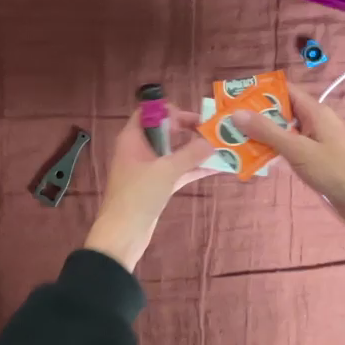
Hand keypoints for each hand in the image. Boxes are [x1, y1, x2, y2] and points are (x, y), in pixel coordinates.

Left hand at [83, 107, 218, 270]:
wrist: (123, 233)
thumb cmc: (139, 195)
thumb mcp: (167, 170)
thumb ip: (191, 153)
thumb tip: (212, 140)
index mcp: (132, 138)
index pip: (149, 112)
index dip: (170, 111)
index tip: (194, 118)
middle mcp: (138, 149)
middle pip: (164, 131)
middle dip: (188, 130)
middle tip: (213, 132)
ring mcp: (147, 168)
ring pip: (173, 152)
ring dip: (194, 150)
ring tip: (221, 146)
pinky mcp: (156, 186)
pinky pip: (176, 170)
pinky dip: (193, 168)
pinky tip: (216, 166)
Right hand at [231, 92, 344, 225]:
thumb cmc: (335, 171)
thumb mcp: (298, 150)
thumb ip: (267, 132)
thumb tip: (237, 113)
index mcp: (315, 112)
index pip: (284, 91)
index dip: (260, 91)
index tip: (234, 98)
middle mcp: (315, 122)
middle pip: (281, 111)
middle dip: (255, 116)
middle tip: (227, 122)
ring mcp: (315, 141)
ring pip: (284, 132)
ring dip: (262, 135)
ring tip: (233, 140)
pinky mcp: (315, 159)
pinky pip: (289, 148)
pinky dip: (273, 150)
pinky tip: (254, 158)